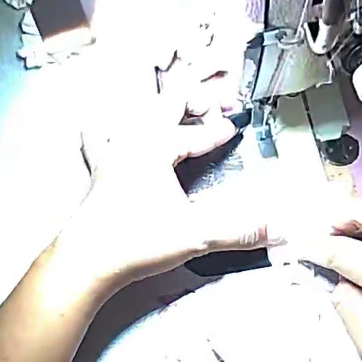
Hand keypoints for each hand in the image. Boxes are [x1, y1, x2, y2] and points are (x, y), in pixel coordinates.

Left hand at [50, 63, 268, 292]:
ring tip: (161, 101)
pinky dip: (106, 127)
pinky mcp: (97, 174)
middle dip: (188, 99)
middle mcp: (129, 144)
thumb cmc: (131, 243)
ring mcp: (109, 157)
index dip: (215, 129)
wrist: (87, 262)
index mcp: (154, 148)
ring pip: (127, 113)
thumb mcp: (195, 234)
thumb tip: (274, 229)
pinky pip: (98, 137)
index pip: (193, 131)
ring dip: (149, 106)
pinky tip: (104, 127)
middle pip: (161, 105)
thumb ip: (238, 230)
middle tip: (206, 102)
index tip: (229, 129)